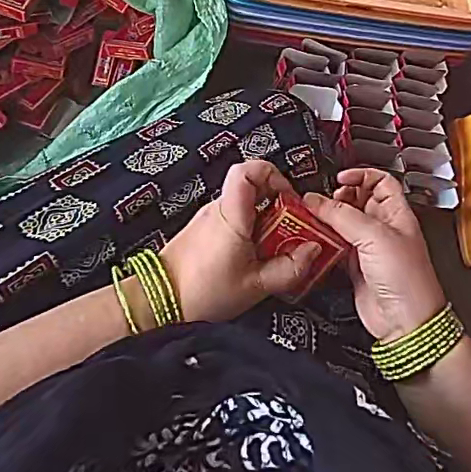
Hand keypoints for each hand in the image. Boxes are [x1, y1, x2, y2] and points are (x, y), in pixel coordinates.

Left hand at [159, 161, 321, 322]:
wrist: (158, 301)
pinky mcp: (204, 229)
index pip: (249, 170)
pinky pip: (233, 218)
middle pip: (253, 185)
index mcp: (231, 214)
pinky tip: (254, 256)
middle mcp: (218, 208)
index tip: (290, 199)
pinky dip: (250, 230)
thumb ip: (289, 268)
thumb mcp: (255, 286)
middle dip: (277, 203)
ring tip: (273, 248)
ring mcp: (209, 217)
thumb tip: (312, 251)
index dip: (274, 175)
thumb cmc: (201, 292)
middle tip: (290, 229)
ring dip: (265, 219)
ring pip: (245, 204)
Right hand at [304, 169, 447, 342]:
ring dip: (329, 217)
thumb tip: (317, 200)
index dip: (360, 175)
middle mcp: (384, 227)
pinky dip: (325, 239)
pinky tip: (316, 238)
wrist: (406, 323)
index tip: (340, 179)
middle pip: (359, 199)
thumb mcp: (374, 236)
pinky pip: (337, 244)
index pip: (380, 180)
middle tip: (325, 200)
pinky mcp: (356, 265)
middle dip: (340, 195)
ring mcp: (369, 247)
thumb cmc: (408, 281)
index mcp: (397, 213)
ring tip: (316, 216)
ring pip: (345, 221)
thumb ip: (343, 215)